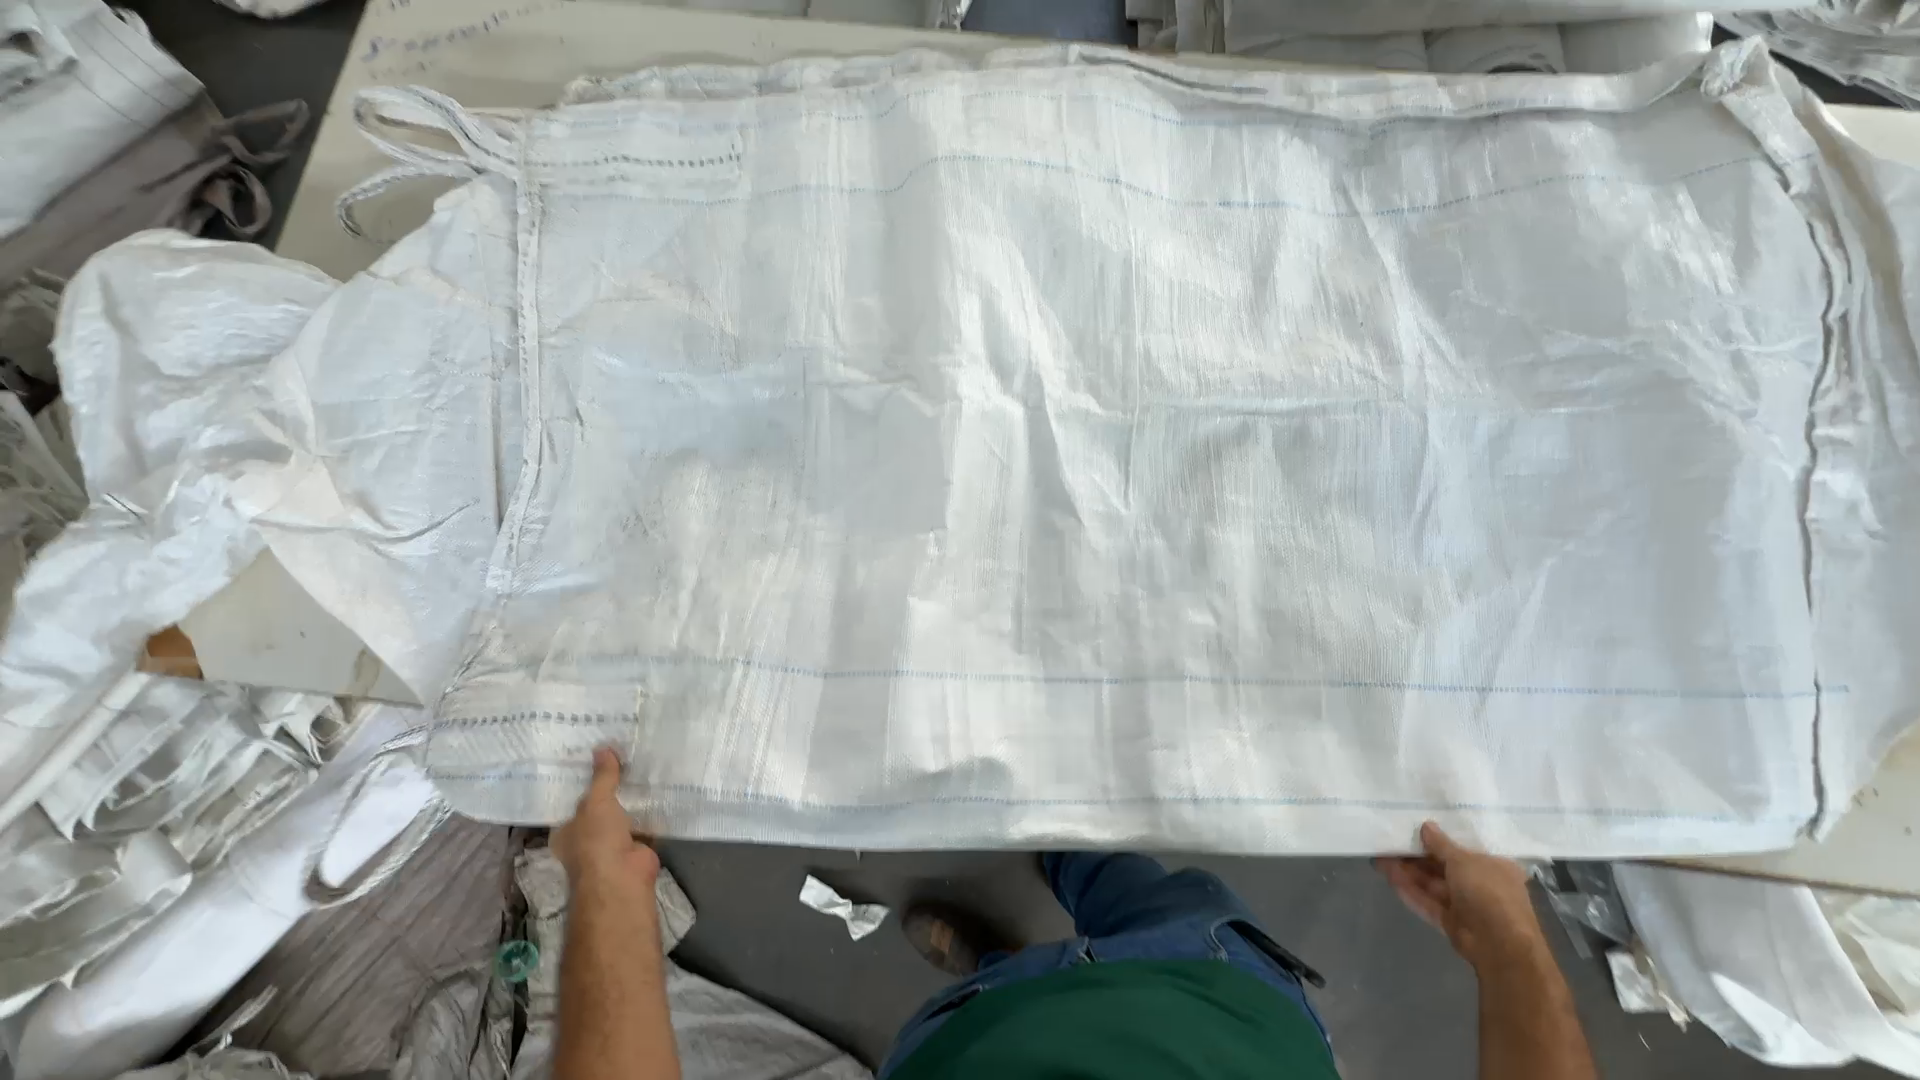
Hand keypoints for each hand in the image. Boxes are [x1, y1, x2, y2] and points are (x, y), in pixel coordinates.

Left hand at [553, 747, 660, 892]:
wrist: (621, 876)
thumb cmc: (596, 840)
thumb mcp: (596, 802)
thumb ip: (602, 777)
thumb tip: (602, 747)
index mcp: (566, 832)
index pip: (573, 804)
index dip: (585, 785)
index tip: (599, 764)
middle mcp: (587, 841)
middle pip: (600, 809)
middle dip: (613, 791)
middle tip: (626, 763)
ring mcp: (613, 847)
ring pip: (623, 818)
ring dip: (633, 802)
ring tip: (646, 771)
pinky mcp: (637, 849)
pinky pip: (644, 826)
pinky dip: (653, 814)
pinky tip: (661, 793)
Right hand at [1375, 821, 1545, 971]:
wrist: (1499, 944)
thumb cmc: (1489, 892)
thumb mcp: (1464, 860)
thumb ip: (1441, 844)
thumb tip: (1426, 826)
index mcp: (1494, 866)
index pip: (1464, 848)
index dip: (1440, 838)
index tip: (1415, 827)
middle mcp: (1480, 884)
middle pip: (1443, 867)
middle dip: (1416, 856)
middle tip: (1389, 842)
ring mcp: (1465, 905)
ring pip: (1432, 885)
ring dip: (1407, 872)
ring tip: (1380, 857)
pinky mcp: (1451, 922)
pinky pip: (1428, 903)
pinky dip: (1410, 891)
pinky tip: (1388, 877)